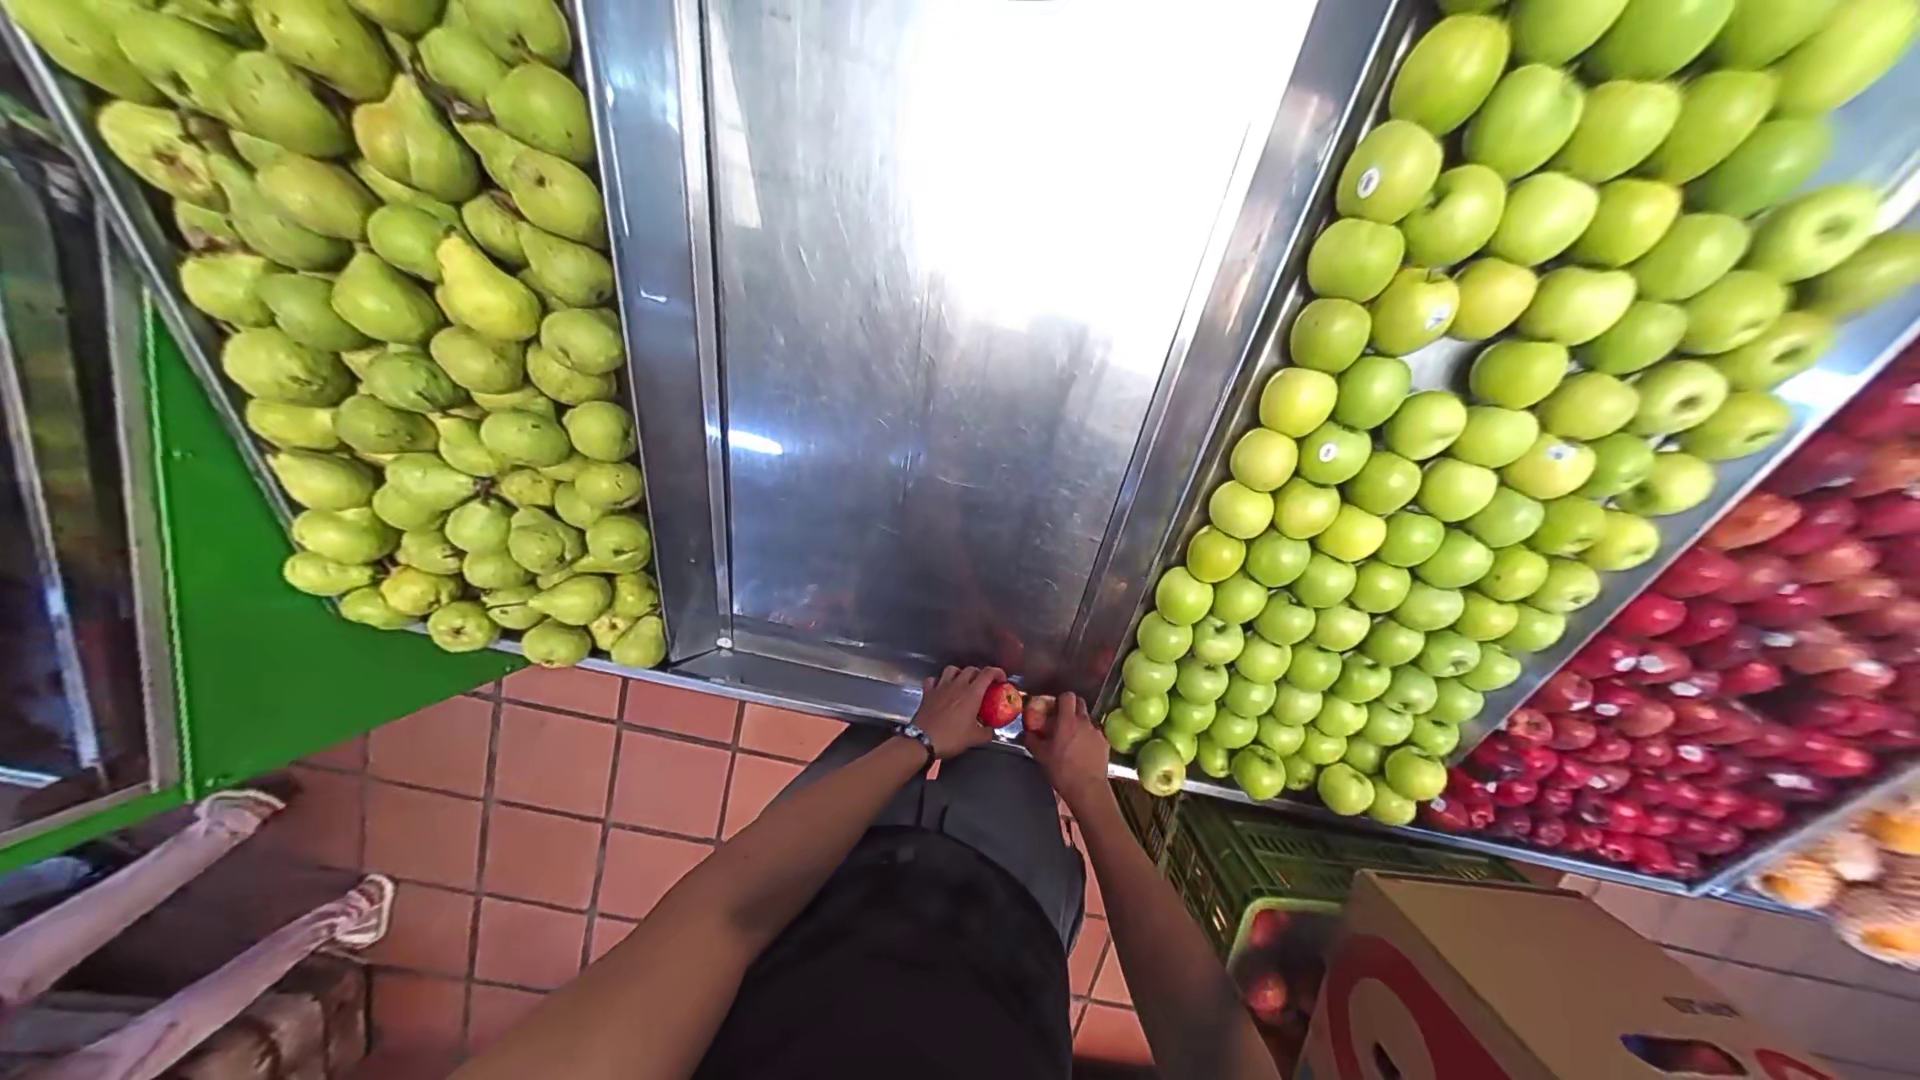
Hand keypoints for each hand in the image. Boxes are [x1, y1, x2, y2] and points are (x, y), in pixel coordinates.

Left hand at [912, 666, 1003, 758]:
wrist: (923, 740)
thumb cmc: (952, 737)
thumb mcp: (974, 739)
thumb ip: (986, 733)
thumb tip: (991, 731)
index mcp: (972, 693)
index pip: (987, 673)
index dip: (997, 673)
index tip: (1001, 679)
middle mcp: (957, 685)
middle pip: (970, 669)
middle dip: (979, 674)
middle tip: (982, 685)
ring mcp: (941, 686)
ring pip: (951, 669)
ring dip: (959, 673)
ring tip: (962, 682)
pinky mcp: (928, 692)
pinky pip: (933, 680)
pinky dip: (938, 681)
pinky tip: (941, 688)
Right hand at [1025, 693, 1110, 812]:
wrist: (1088, 789)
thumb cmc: (1062, 770)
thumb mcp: (1041, 755)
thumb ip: (1032, 740)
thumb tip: (1027, 732)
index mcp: (1067, 721)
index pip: (1068, 696)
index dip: (1061, 698)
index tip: (1055, 707)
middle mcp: (1084, 722)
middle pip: (1080, 703)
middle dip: (1071, 707)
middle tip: (1062, 720)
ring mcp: (1097, 732)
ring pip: (1087, 720)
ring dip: (1080, 724)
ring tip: (1073, 739)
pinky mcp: (1105, 743)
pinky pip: (1095, 734)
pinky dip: (1088, 737)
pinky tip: (1083, 751)